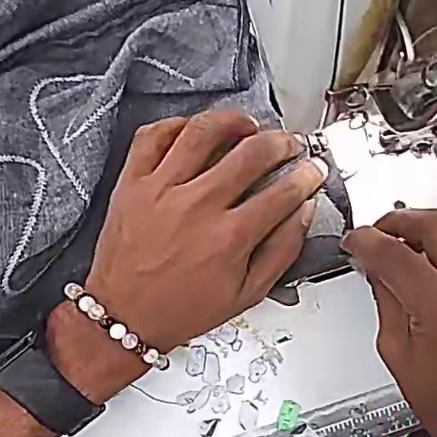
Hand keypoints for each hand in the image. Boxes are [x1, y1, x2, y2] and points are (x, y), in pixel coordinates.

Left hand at [48, 110, 325, 402]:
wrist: (125, 317)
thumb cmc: (182, 309)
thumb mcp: (246, 294)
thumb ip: (281, 251)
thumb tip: (302, 212)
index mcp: (229, 238)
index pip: (283, 192)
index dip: (307, 175)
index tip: (312, 170)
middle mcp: (197, 207)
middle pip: (251, 152)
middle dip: (281, 142)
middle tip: (288, 144)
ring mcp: (161, 190)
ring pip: (203, 131)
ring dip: (234, 120)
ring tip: (247, 125)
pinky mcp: (132, 184)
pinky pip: (154, 136)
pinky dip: (177, 124)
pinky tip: (194, 131)